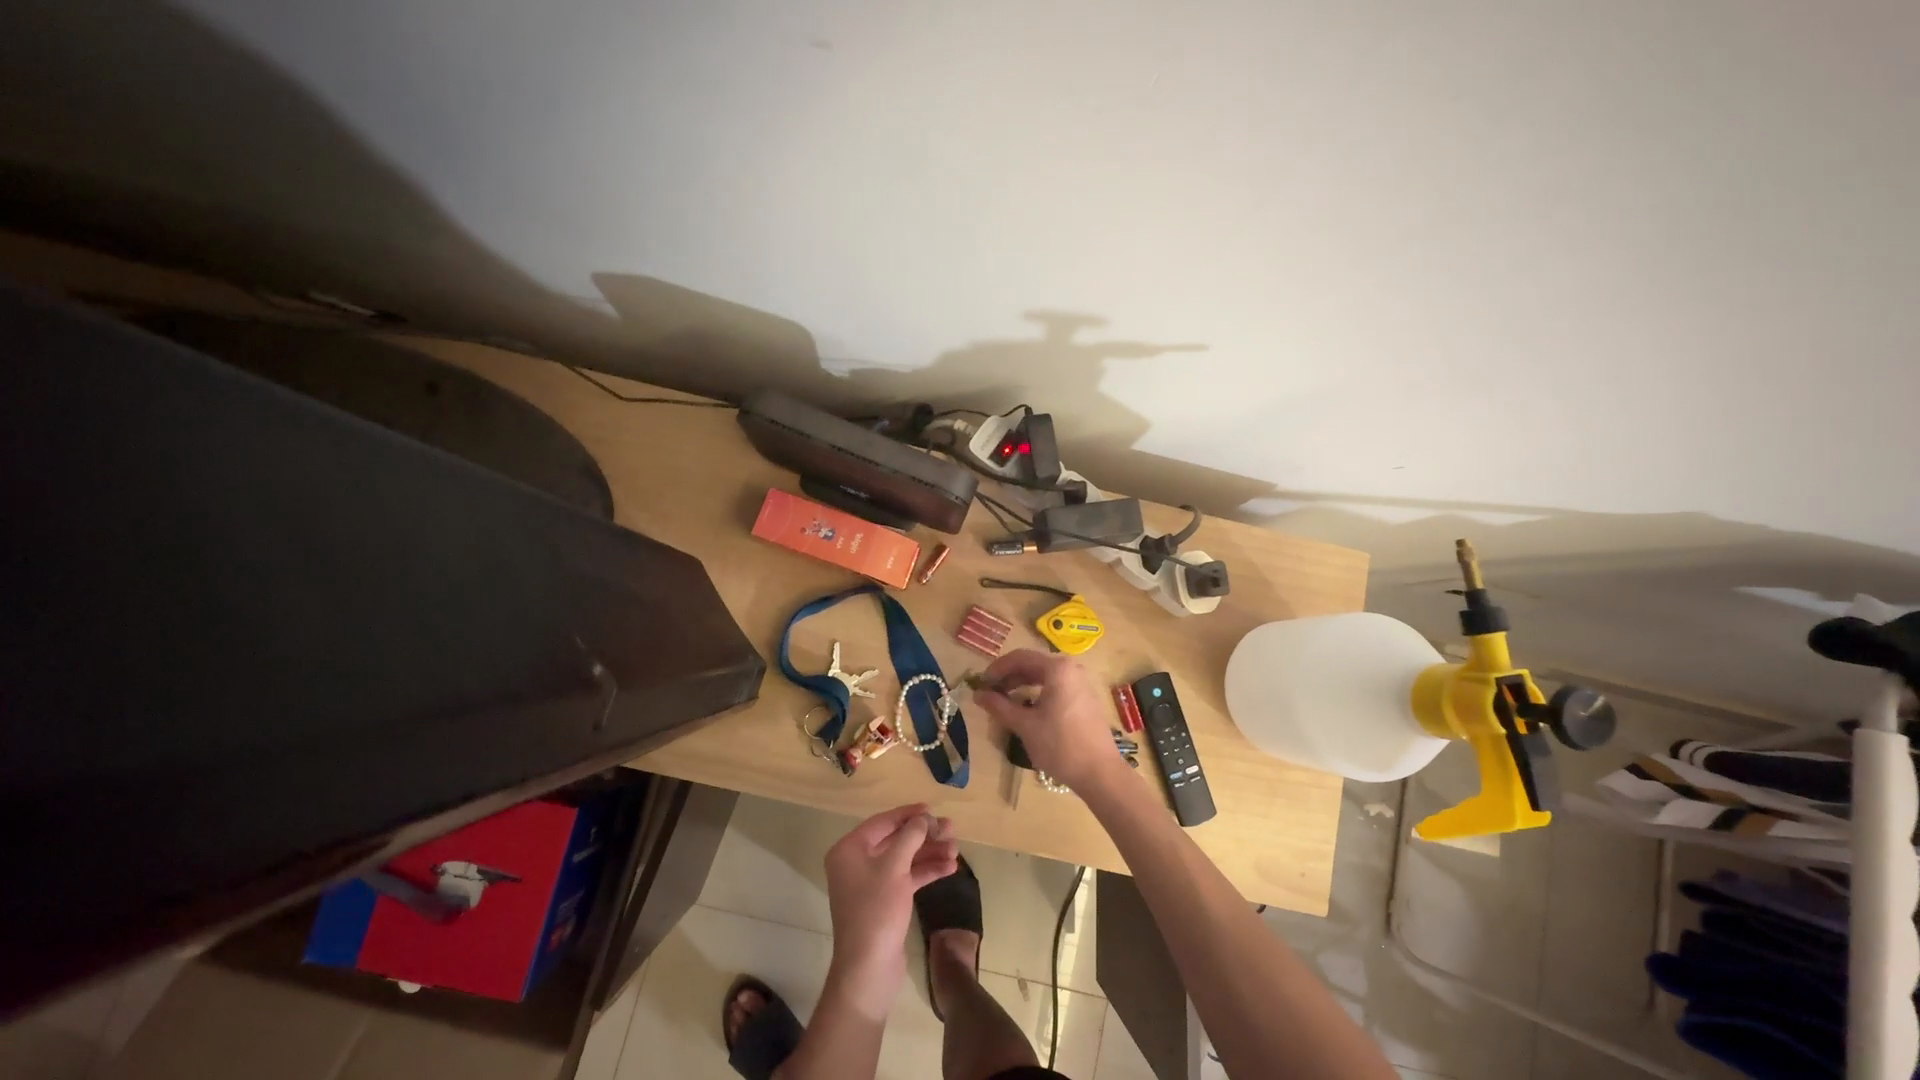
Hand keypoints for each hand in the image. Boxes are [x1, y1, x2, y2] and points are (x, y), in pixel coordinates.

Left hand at [822, 804, 959, 995]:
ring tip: (956, 849)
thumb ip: (911, 837)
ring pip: (904, 860)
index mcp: (849, 850)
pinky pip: (908, 878)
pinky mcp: (885, 902)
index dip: (908, 814)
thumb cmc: (876, 910)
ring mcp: (871, 884)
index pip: (882, 822)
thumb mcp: (894, 868)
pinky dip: (927, 872)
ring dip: (929, 853)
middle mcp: (856, 863)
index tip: (932, 809)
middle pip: (895, 840)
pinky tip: (950, 868)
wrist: (869, 966)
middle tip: (952, 830)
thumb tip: (924, 819)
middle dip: (924, 835)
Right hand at [973, 649, 1124, 791]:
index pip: (1019, 657)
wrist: (1100, 772)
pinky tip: (1027, 708)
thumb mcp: (1025, 725)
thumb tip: (978, 694)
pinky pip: (1056, 686)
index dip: (997, 668)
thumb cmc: (1060, 745)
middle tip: (990, 692)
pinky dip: (1037, 692)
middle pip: (1033, 664)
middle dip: (1009, 676)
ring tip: (1004, 700)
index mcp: (1057, 669)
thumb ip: (1000, 706)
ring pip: (1044, 676)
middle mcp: (1071, 668)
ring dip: (1022, 684)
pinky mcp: (1085, 698)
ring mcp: (1081, 683)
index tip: (981, 683)